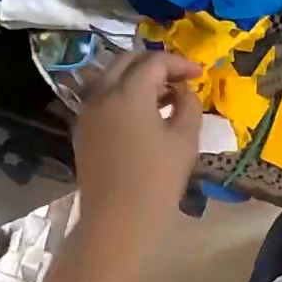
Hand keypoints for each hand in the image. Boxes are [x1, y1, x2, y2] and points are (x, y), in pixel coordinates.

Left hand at [72, 51, 202, 251]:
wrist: (117, 221)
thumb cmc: (157, 180)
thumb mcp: (185, 139)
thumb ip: (189, 105)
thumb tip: (184, 90)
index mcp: (128, 92)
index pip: (155, 61)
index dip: (180, 63)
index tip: (200, 74)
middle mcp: (101, 93)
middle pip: (127, 61)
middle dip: (155, 64)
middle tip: (179, 79)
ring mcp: (86, 111)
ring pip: (110, 77)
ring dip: (136, 78)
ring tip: (162, 97)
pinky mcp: (81, 129)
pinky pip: (101, 98)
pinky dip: (121, 95)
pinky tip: (141, 115)